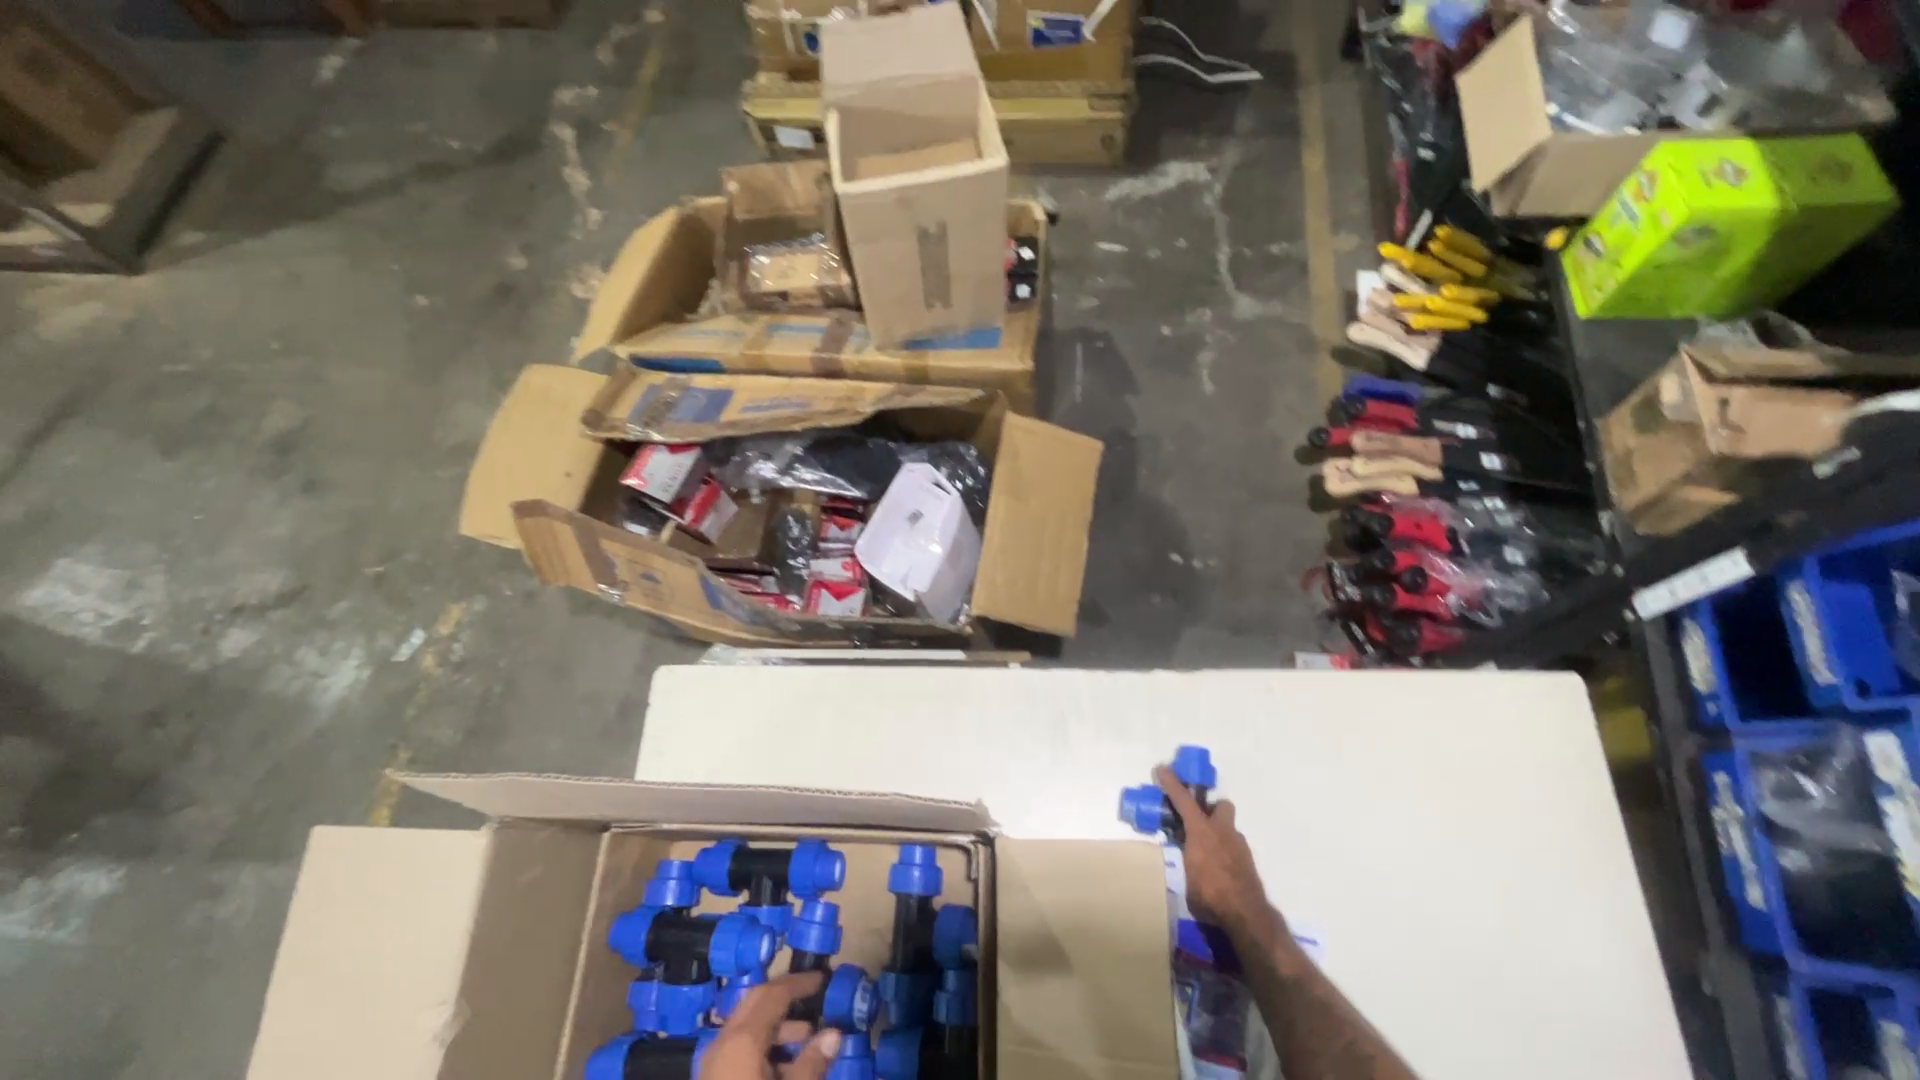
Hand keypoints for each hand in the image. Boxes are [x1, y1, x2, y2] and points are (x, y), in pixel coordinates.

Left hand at [699, 972, 842, 1079]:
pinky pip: (738, 1051)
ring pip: (745, 1029)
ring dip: (776, 1027)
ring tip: (808, 1041)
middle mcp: (722, 1044)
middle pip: (754, 1004)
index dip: (800, 983)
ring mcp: (712, 1065)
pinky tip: (784, 1069)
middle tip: (815, 999)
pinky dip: (763, 1047)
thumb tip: (834, 1033)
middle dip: (786, 999)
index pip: (773, 994)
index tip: (823, 979)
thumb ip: (813, 1063)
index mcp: (742, 1041)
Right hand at [1156, 766, 1280, 942]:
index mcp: (1201, 832)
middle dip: (1211, 808)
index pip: (1183, 801)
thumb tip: (1186, 860)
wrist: (1246, 914)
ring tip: (1205, 853)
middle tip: (1198, 821)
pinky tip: (1218, 869)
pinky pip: (1233, 847)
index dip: (1172, 784)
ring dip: (1218, 833)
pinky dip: (1225, 852)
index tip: (1163, 769)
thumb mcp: (1186, 876)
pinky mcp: (1248, 862)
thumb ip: (1187, 860)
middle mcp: (1222, 832)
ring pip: (1228, 828)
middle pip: (1221, 806)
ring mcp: (1239, 846)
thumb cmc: (1209, 895)